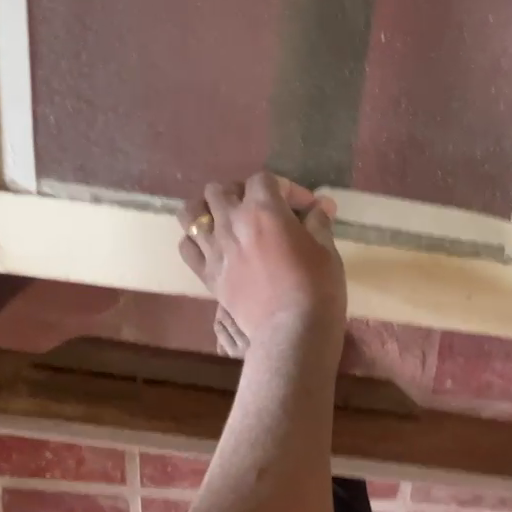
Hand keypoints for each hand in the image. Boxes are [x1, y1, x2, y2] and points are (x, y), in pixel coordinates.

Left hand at [178, 172, 345, 345]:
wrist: (293, 331)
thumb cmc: (318, 288)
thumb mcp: (326, 250)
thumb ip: (318, 222)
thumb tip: (321, 206)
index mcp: (263, 210)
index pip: (265, 180)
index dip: (287, 188)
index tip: (306, 208)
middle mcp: (231, 222)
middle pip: (220, 189)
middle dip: (242, 194)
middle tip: (262, 212)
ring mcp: (214, 249)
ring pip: (191, 212)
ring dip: (207, 210)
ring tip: (225, 222)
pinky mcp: (207, 275)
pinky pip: (186, 247)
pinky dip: (196, 242)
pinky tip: (213, 247)